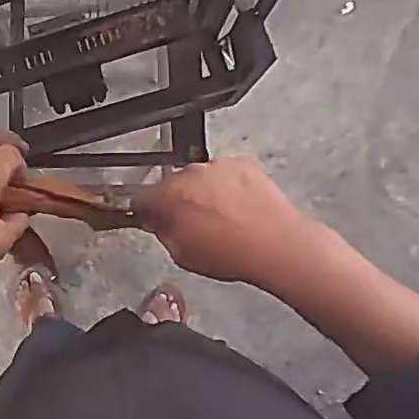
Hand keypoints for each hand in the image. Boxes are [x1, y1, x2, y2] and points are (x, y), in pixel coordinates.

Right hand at [135, 157, 323, 287]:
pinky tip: (237, 205)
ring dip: (202, 191)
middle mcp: (189, 174)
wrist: (277, 245)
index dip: (145, 210)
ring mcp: (216, 166)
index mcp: (168, 196)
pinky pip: (224, 172)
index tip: (152, 217)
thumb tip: (158, 223)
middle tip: (192, 221)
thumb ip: (163, 233)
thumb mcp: (182, 255)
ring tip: (221, 215)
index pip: (141, 197)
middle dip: (177, 200)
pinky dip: (226, 185)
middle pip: (172, 184)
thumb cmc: (230, 253)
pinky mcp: (241, 163)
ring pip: (199, 177)